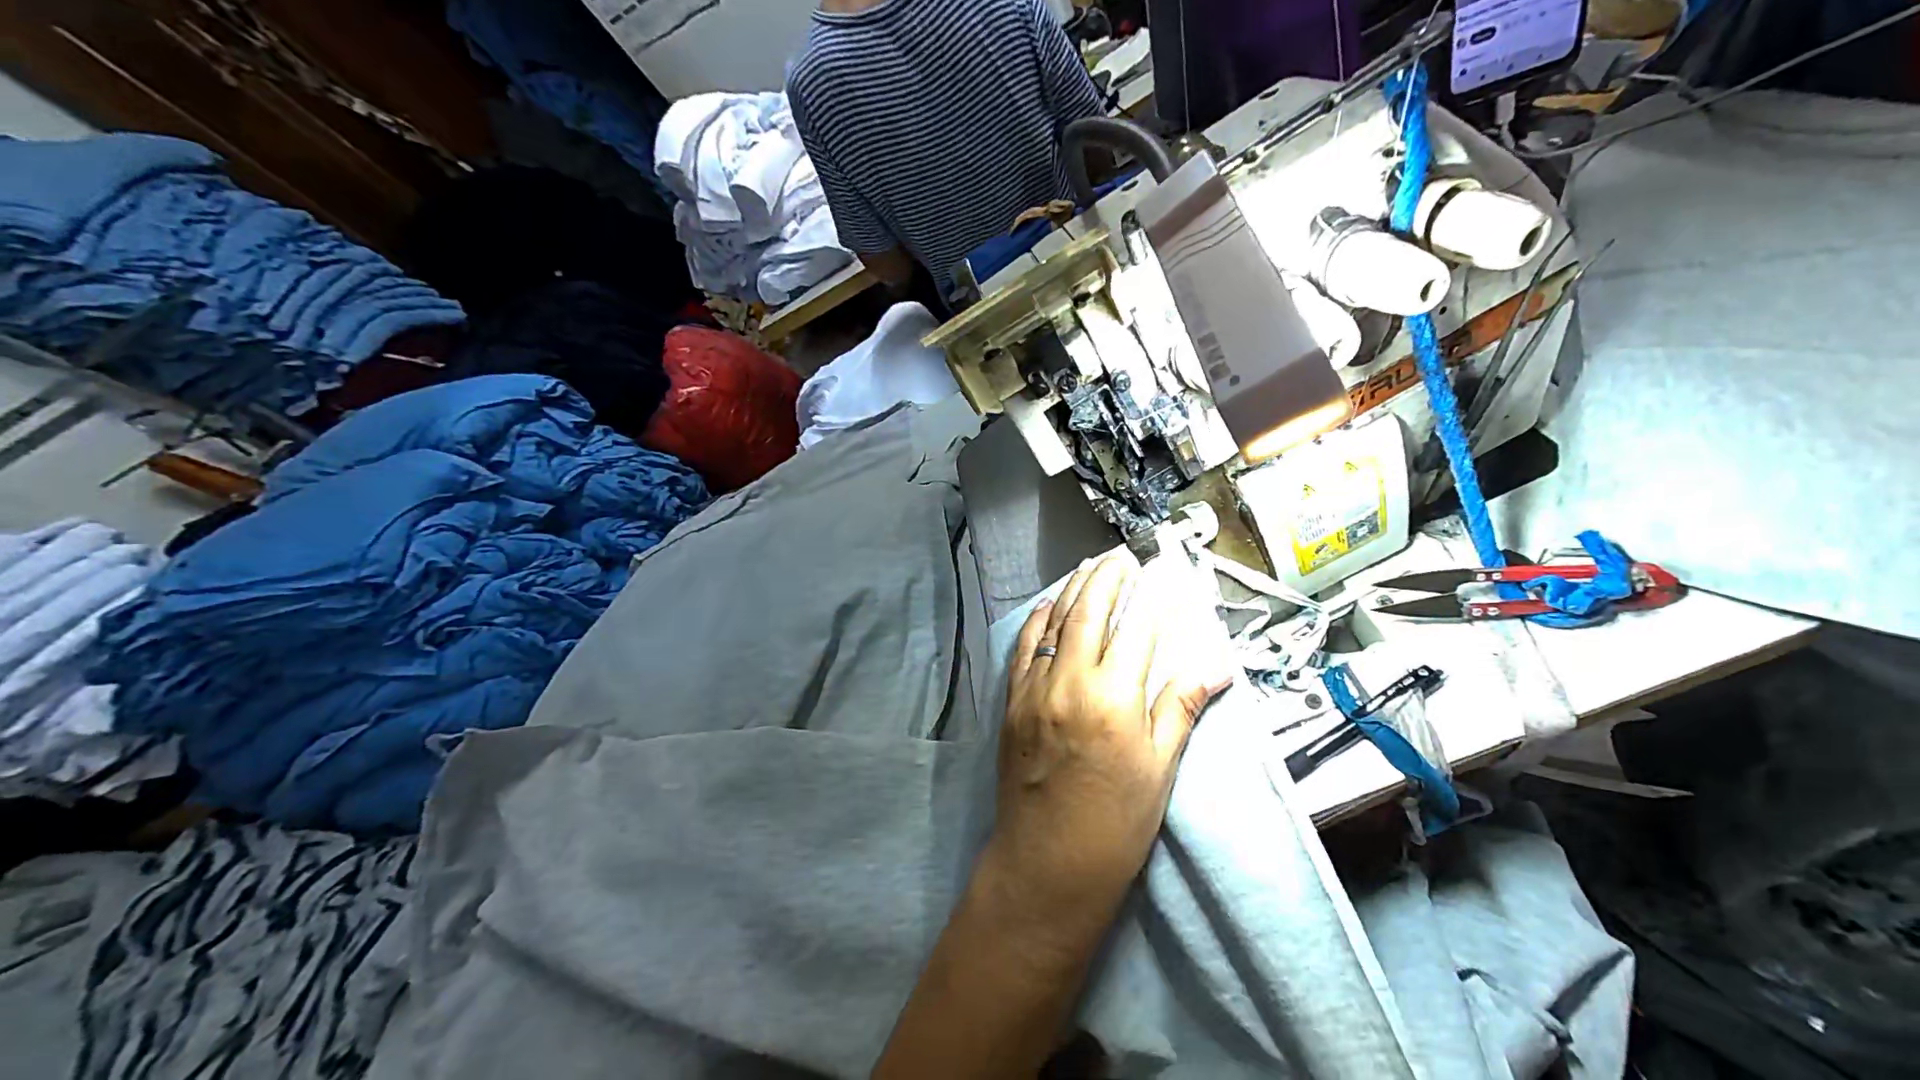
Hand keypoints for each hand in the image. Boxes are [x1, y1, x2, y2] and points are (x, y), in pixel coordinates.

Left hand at [985, 552, 1231, 922]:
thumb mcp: (1160, 767)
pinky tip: (1049, 605)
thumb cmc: (1116, 823)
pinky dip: (1038, 619)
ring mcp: (1034, 690)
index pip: (1135, 630)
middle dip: (1107, 577)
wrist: (1047, 864)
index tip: (1157, 573)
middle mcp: (1069, 683)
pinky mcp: (1011, 702)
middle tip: (1121, 556)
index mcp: (1114, 699)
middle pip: (1089, 612)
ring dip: (1072, 589)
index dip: (1148, 598)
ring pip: (1053, 623)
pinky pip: (1023, 648)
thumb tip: (1218, 666)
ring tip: (1089, 566)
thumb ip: (1181, 706)